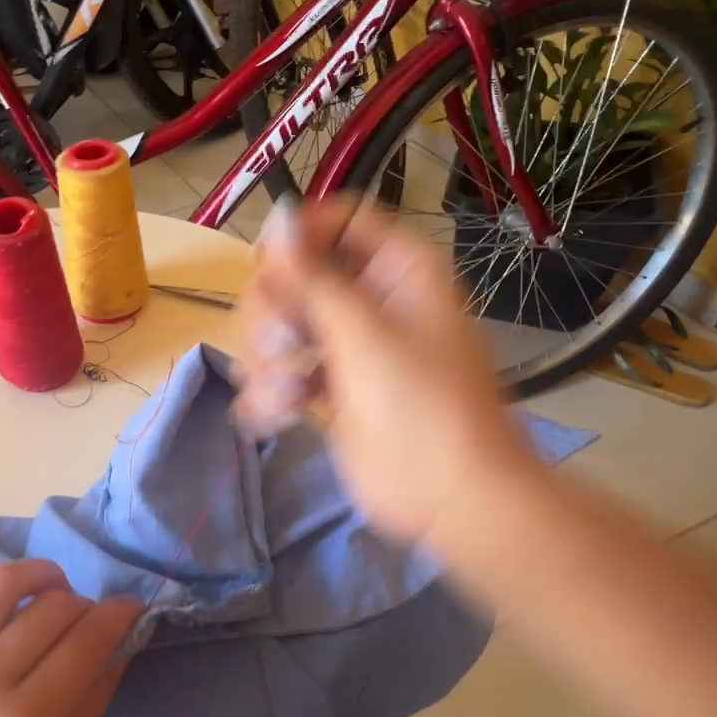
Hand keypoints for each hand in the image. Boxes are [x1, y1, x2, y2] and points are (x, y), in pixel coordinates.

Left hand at [0, 559, 145, 716]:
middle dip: (85, 605)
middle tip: (91, 620)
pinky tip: (0, 587)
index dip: (119, 616)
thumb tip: (123, 635)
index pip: (85, 641)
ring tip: (53, 590)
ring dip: (39, 574)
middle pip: (49, 608)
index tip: (132, 608)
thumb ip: (94, 696)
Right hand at [235, 199, 547, 542]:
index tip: (268, 269)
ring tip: (280, 395)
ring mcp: (348, 345)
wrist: (450, 499)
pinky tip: (274, 417)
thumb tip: (278, 217)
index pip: (340, 220)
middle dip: (273, 311)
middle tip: (277, 346)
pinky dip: (270, 391)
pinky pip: (281, 370)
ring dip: (266, 359)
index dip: (300, 237)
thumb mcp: (364, 334)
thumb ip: (313, 277)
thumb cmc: (420, 408)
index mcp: (397, 272)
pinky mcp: (328, 389)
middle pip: (295, 275)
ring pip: (280, 324)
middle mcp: (370, 300)